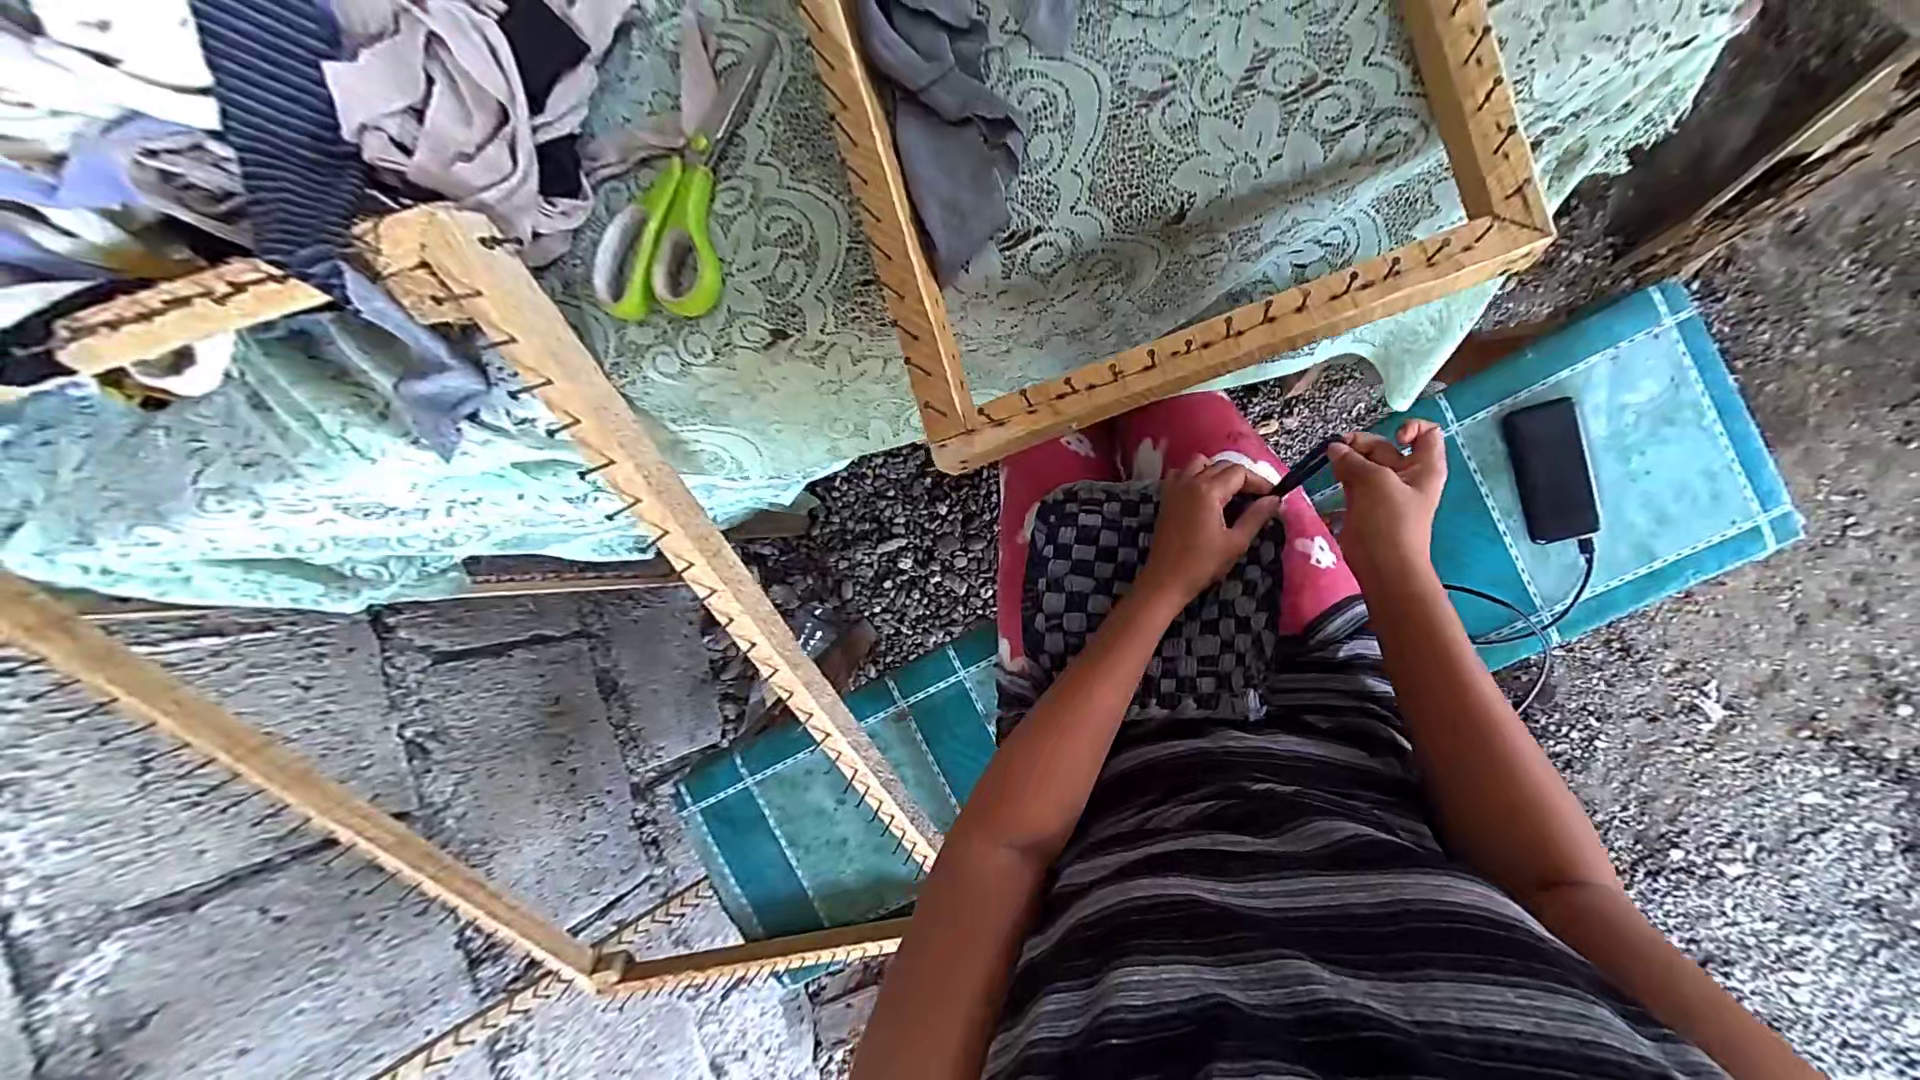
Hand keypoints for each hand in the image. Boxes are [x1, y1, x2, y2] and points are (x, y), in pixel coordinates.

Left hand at [1136, 457, 1281, 605]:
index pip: (1239, 473)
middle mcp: (1189, 482)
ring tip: (1230, 492)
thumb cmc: (1202, 563)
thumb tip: (1275, 499)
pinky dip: (1194, 476)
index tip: (1272, 495)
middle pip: (1221, 465)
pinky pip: (1180, 474)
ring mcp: (1174, 489)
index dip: (1259, 482)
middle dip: (1242, 477)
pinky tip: (1203, 494)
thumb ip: (1256, 516)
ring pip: (1199, 464)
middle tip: (1257, 496)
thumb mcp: (1235, 542)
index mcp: (1207, 491)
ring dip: (1217, 471)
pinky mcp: (1165, 498)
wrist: (1165, 579)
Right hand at [1326, 419, 1446, 587]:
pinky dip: (1338, 484)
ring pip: (1363, 467)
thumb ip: (1352, 461)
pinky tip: (1327, 488)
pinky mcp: (1364, 507)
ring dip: (1346, 464)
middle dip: (1361, 445)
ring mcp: (1383, 493)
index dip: (1408, 428)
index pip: (1426, 433)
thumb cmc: (1389, 523)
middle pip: (1384, 448)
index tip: (1389, 438)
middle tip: (1335, 451)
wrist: (1383, 567)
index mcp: (1424, 467)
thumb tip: (1334, 448)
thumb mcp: (1374, 483)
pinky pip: (1350, 487)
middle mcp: (1405, 477)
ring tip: (1328, 467)